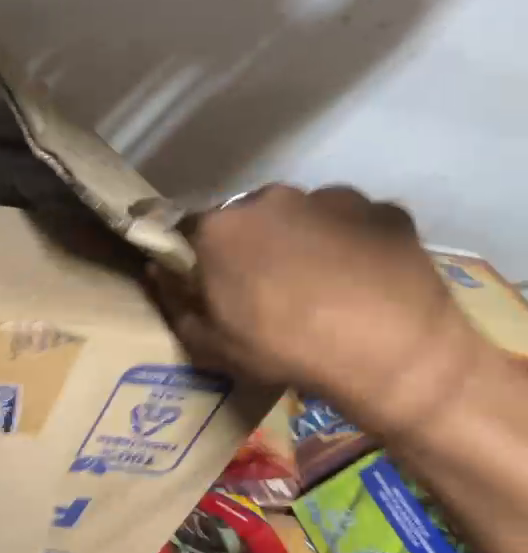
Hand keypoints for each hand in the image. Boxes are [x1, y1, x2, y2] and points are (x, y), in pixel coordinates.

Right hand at [152, 184, 488, 439]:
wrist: (391, 353)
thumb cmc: (280, 347)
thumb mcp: (205, 340)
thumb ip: (174, 299)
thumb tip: (161, 271)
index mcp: (219, 228)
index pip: (187, 228)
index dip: (191, 253)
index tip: (200, 277)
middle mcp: (273, 199)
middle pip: (247, 215)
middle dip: (247, 240)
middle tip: (258, 280)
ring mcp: (338, 199)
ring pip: (302, 214)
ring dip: (299, 237)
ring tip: (313, 278)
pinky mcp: (389, 210)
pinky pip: (353, 221)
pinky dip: (347, 241)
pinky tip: (354, 275)